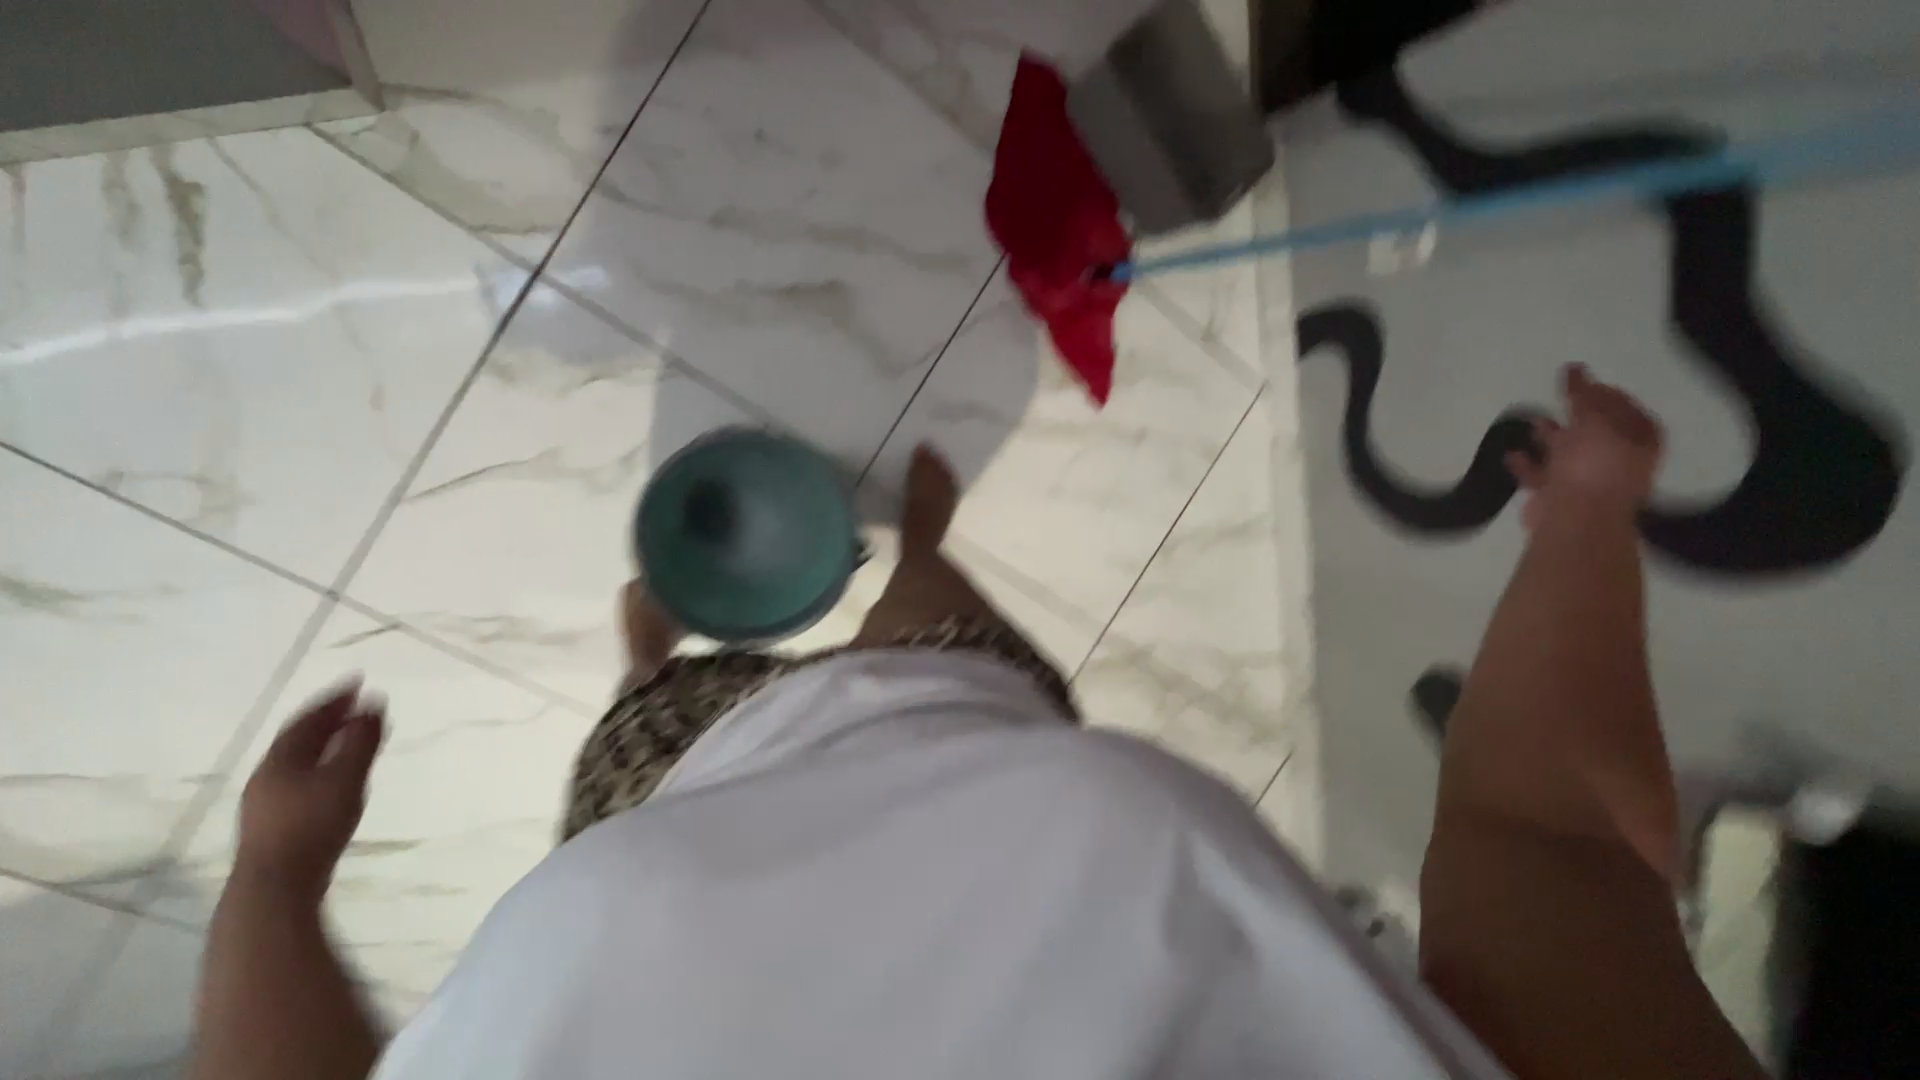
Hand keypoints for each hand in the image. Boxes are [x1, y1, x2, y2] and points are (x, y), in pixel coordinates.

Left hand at [235, 679, 385, 901]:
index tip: (359, 682)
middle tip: (355, 706)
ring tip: (348, 738)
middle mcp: (266, 777)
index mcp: (280, 761)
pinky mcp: (272, 825)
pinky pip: (297, 781)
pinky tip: (332, 777)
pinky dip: (319, 766)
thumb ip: (361, 742)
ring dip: (323, 744)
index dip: (334, 699)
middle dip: (328, 720)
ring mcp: (265, 804)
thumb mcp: (345, 779)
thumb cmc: (313, 826)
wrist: (276, 888)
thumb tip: (373, 706)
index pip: (307, 720)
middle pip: (298, 740)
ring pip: (296, 762)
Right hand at [1506, 364, 1663, 528]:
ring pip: (1569, 453)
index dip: (1605, 393)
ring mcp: (1590, 481)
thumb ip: (1582, 394)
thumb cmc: (1594, 464)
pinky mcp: (1559, 497)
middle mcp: (1620, 460)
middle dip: (1578, 415)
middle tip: (1557, 398)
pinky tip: (1512, 453)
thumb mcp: (1592, 419)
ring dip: (1552, 438)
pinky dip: (1528, 464)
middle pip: (1598, 431)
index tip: (1580, 382)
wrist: (1576, 516)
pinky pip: (1542, 475)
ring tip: (1533, 422)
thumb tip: (1575, 367)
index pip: (1625, 407)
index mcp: (1639, 439)